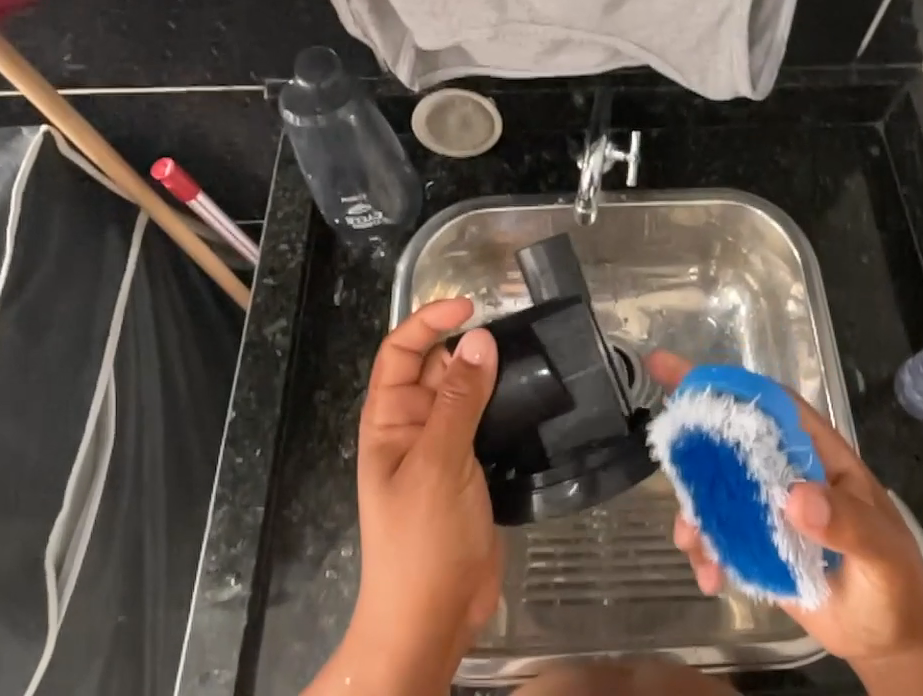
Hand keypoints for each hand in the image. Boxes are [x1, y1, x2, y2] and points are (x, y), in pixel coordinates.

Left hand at [311, 299, 501, 695]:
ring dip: (491, 375)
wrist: (432, 615)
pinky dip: (505, 406)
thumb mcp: (438, 463)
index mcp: (388, 420)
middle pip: (437, 368)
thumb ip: (460, 401)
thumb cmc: (422, 538)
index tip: (470, 307)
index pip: (401, 353)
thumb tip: (479, 340)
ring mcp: (443, 449)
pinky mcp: (472, 469)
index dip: (428, 323)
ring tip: (532, 357)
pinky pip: (486, 424)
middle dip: (467, 346)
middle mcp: (413, 427)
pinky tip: (534, 398)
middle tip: (516, 333)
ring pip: (466, 394)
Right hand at [649, 352, 922, 693]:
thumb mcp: (881, 552)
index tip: (676, 368)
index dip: (725, 382)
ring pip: (713, 491)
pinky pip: (715, 537)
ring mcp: (765, 509)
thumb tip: (796, 496)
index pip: (768, 404)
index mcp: (816, 455)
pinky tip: (711, 579)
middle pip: (728, 438)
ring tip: (692, 545)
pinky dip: (703, 553)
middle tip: (653, 431)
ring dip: (692, 512)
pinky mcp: (752, 546)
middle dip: (688, 433)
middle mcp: (784, 473)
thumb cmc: (896, 584)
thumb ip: (847, 523)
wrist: (890, 638)